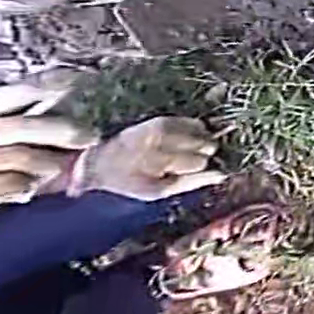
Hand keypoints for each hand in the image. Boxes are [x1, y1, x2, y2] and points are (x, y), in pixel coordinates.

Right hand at [0, 78, 96, 279]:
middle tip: (89, 136)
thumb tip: (60, 113)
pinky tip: (22, 192)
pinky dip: (26, 188)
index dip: (34, 89)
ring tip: (50, 170)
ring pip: (18, 157)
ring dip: (48, 165)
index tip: (74, 81)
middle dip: (61, 129)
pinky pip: (6, 186)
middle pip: (12, 127)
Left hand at [70, 117, 226, 201]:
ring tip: (190, 149)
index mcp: (158, 163)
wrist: (91, 167)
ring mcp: (159, 130)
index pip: (200, 162)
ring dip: (202, 142)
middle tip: (189, 161)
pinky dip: (198, 129)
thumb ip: (190, 183)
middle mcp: (159, 143)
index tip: (189, 172)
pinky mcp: (158, 121)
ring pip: (203, 133)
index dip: (199, 168)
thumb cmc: (126, 185)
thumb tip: (223, 175)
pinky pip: (193, 122)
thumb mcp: (155, 191)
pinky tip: (190, 137)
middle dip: (202, 154)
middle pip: (205, 146)